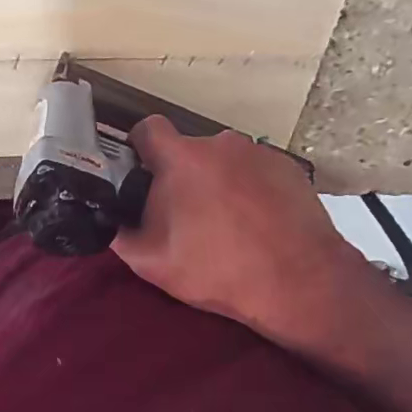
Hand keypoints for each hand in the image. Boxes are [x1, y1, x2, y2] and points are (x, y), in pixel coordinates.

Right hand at [111, 117, 373, 336]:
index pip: (148, 129)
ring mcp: (259, 152)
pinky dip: (253, 189)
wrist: (298, 281)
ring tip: (231, 225)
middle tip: (191, 218)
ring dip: (221, 184)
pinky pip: (257, 171)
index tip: (144, 174)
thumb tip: (113, 218)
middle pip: (190, 153)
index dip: (140, 149)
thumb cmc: (220, 271)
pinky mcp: (288, 166)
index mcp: (182, 159)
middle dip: (185, 178)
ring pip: (225, 163)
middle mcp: (221, 144)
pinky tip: (260, 222)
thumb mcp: (154, 264)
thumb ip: (123, 234)